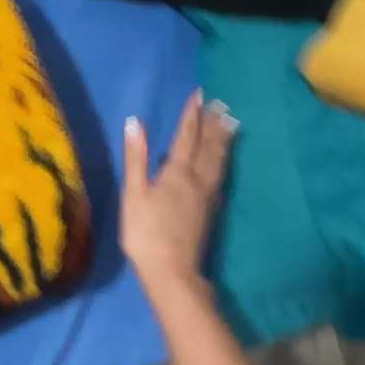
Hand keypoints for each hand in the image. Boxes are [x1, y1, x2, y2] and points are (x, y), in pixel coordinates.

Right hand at [121, 89, 236, 296]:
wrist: (172, 270)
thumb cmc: (145, 233)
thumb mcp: (133, 195)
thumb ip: (136, 159)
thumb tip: (136, 123)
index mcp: (176, 173)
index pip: (185, 137)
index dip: (191, 115)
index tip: (199, 94)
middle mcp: (197, 179)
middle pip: (208, 146)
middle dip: (212, 124)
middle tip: (220, 104)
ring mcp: (208, 195)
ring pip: (218, 161)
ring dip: (223, 140)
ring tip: (231, 124)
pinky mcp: (211, 210)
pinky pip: (221, 176)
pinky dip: (224, 161)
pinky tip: (224, 162)